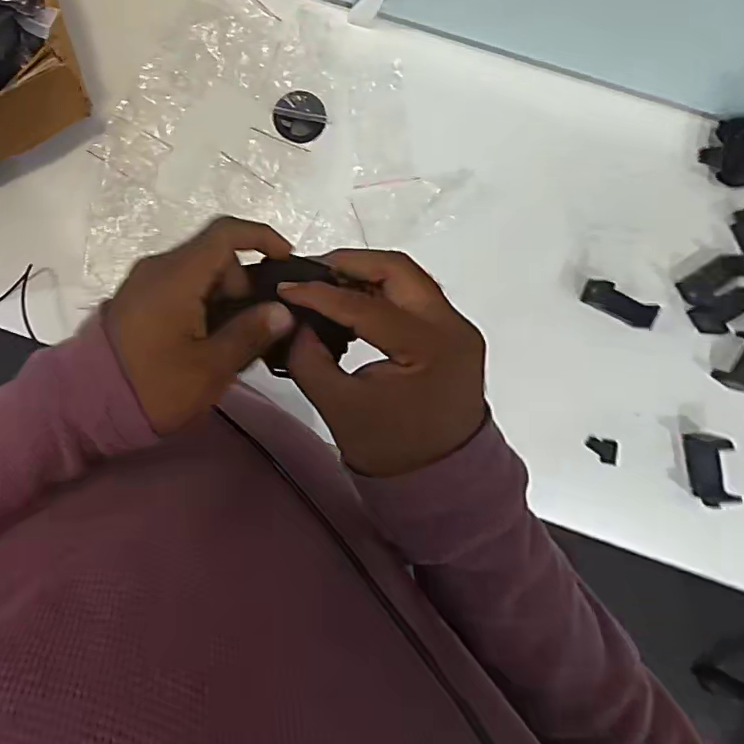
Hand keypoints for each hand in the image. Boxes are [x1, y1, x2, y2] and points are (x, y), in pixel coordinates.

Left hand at [105, 217, 296, 433]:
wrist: (82, 409)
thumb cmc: (152, 387)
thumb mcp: (210, 367)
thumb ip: (249, 333)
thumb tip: (281, 310)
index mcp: (176, 275)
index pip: (226, 233)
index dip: (261, 237)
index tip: (285, 259)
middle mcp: (158, 268)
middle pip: (214, 256)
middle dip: (242, 284)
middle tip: (253, 327)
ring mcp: (143, 283)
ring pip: (198, 274)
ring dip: (223, 298)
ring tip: (231, 342)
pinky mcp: (136, 301)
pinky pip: (179, 288)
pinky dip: (202, 304)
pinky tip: (207, 341)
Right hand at [278, 249, 487, 476]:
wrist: (442, 480)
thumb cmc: (391, 450)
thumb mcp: (338, 406)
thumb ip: (309, 359)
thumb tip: (296, 321)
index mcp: (430, 348)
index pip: (367, 306)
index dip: (320, 294)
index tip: (285, 288)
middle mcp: (453, 328)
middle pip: (398, 271)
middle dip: (351, 263)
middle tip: (312, 271)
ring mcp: (458, 328)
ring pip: (409, 278)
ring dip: (367, 274)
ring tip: (327, 282)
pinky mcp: (453, 334)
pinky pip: (415, 296)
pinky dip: (382, 291)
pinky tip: (352, 300)